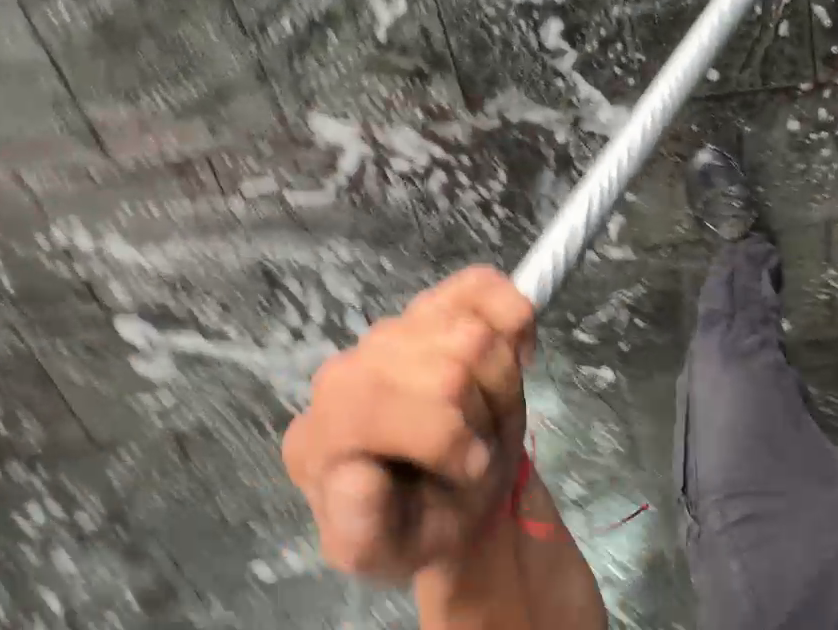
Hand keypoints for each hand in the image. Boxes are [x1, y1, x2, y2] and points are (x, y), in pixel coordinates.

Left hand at [282, 266, 536, 583]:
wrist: (457, 496)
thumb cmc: (420, 523)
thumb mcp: (384, 553)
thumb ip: (361, 529)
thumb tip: (355, 473)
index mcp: (321, 434)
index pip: (377, 403)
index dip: (445, 437)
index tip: (470, 471)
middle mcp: (346, 371)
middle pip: (444, 367)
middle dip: (481, 414)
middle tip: (482, 447)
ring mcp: (393, 330)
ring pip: (473, 331)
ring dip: (501, 380)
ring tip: (491, 412)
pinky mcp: (438, 303)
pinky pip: (482, 284)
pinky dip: (514, 317)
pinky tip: (516, 354)